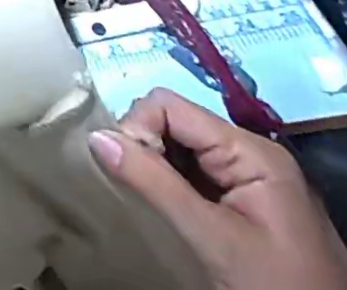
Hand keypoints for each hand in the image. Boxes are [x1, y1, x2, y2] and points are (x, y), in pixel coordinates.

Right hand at [88, 89, 346, 289]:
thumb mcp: (215, 240)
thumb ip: (156, 185)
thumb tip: (97, 137)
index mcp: (249, 150)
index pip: (170, 106)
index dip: (138, 128)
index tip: (125, 169)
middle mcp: (248, 153)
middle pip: (173, 122)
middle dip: (145, 147)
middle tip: (138, 190)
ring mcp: (247, 177)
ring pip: (179, 147)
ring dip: (155, 167)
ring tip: (148, 201)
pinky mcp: (244, 201)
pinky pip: (192, 172)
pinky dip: (169, 183)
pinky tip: (165, 209)